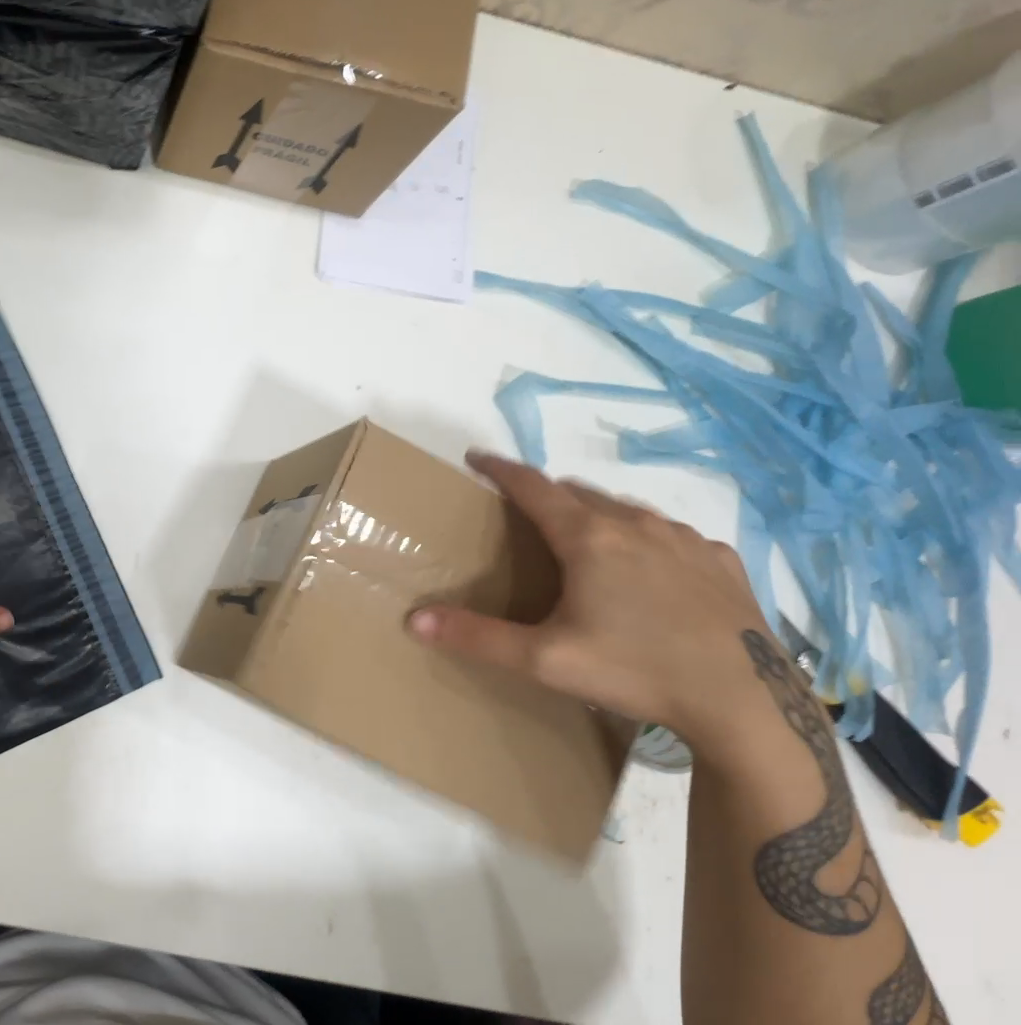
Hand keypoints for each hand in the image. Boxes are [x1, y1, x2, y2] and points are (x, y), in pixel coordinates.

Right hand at [407, 451, 776, 755]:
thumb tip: (413, 620)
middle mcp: (637, 525)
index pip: (533, 486)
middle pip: (579, 493)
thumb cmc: (636, 672)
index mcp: (588, 539)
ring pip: (627, 511)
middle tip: (525, 514)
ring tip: (583, 542)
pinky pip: (671, 535)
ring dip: (596, 514)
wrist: (747, 703)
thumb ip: (477, 637)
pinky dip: (645, 540)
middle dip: (547, 494)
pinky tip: (647, 573)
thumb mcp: (544, 661)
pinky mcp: (721, 561)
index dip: (501, 469)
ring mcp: (686, 540)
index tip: (477, 458)